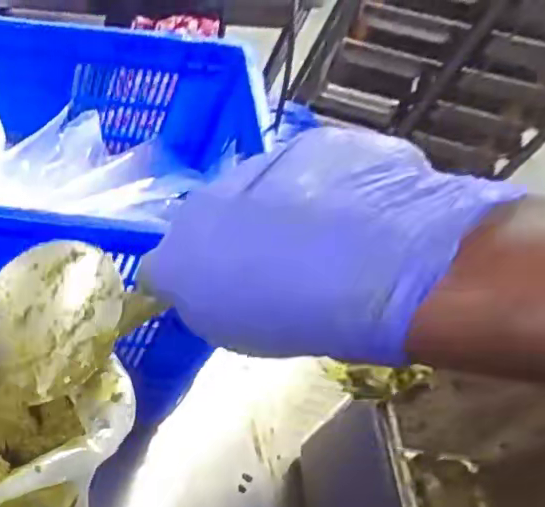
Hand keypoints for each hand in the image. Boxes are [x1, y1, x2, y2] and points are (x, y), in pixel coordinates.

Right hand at [141, 125, 523, 365]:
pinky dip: (324, 192)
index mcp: (181, 245)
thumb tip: (183, 279)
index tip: (210, 295)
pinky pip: (316, 171)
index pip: (164, 258)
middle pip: (212, 215)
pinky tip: (350, 221)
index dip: (186, 277)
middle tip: (262, 272)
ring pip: (261, 188)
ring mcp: (274, 161)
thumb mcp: (220, 327)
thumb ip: (193, 296)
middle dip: (230, 236)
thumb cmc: (287, 313)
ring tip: (314, 247)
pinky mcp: (333, 142)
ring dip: (277, 211)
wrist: (380, 268)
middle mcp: (215, 193)